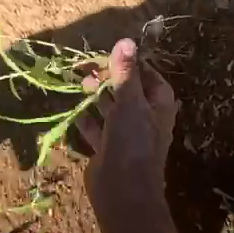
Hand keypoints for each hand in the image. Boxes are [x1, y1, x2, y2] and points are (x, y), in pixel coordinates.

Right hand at [76, 38, 177, 203]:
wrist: (123, 191)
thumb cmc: (133, 142)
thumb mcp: (130, 102)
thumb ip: (126, 73)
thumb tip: (126, 41)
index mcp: (158, 105)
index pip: (146, 75)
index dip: (129, 63)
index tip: (109, 53)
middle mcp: (144, 118)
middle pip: (126, 90)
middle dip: (108, 78)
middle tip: (87, 69)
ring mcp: (126, 135)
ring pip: (110, 108)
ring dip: (96, 96)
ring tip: (80, 85)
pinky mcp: (108, 149)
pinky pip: (96, 129)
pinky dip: (87, 120)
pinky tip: (75, 112)